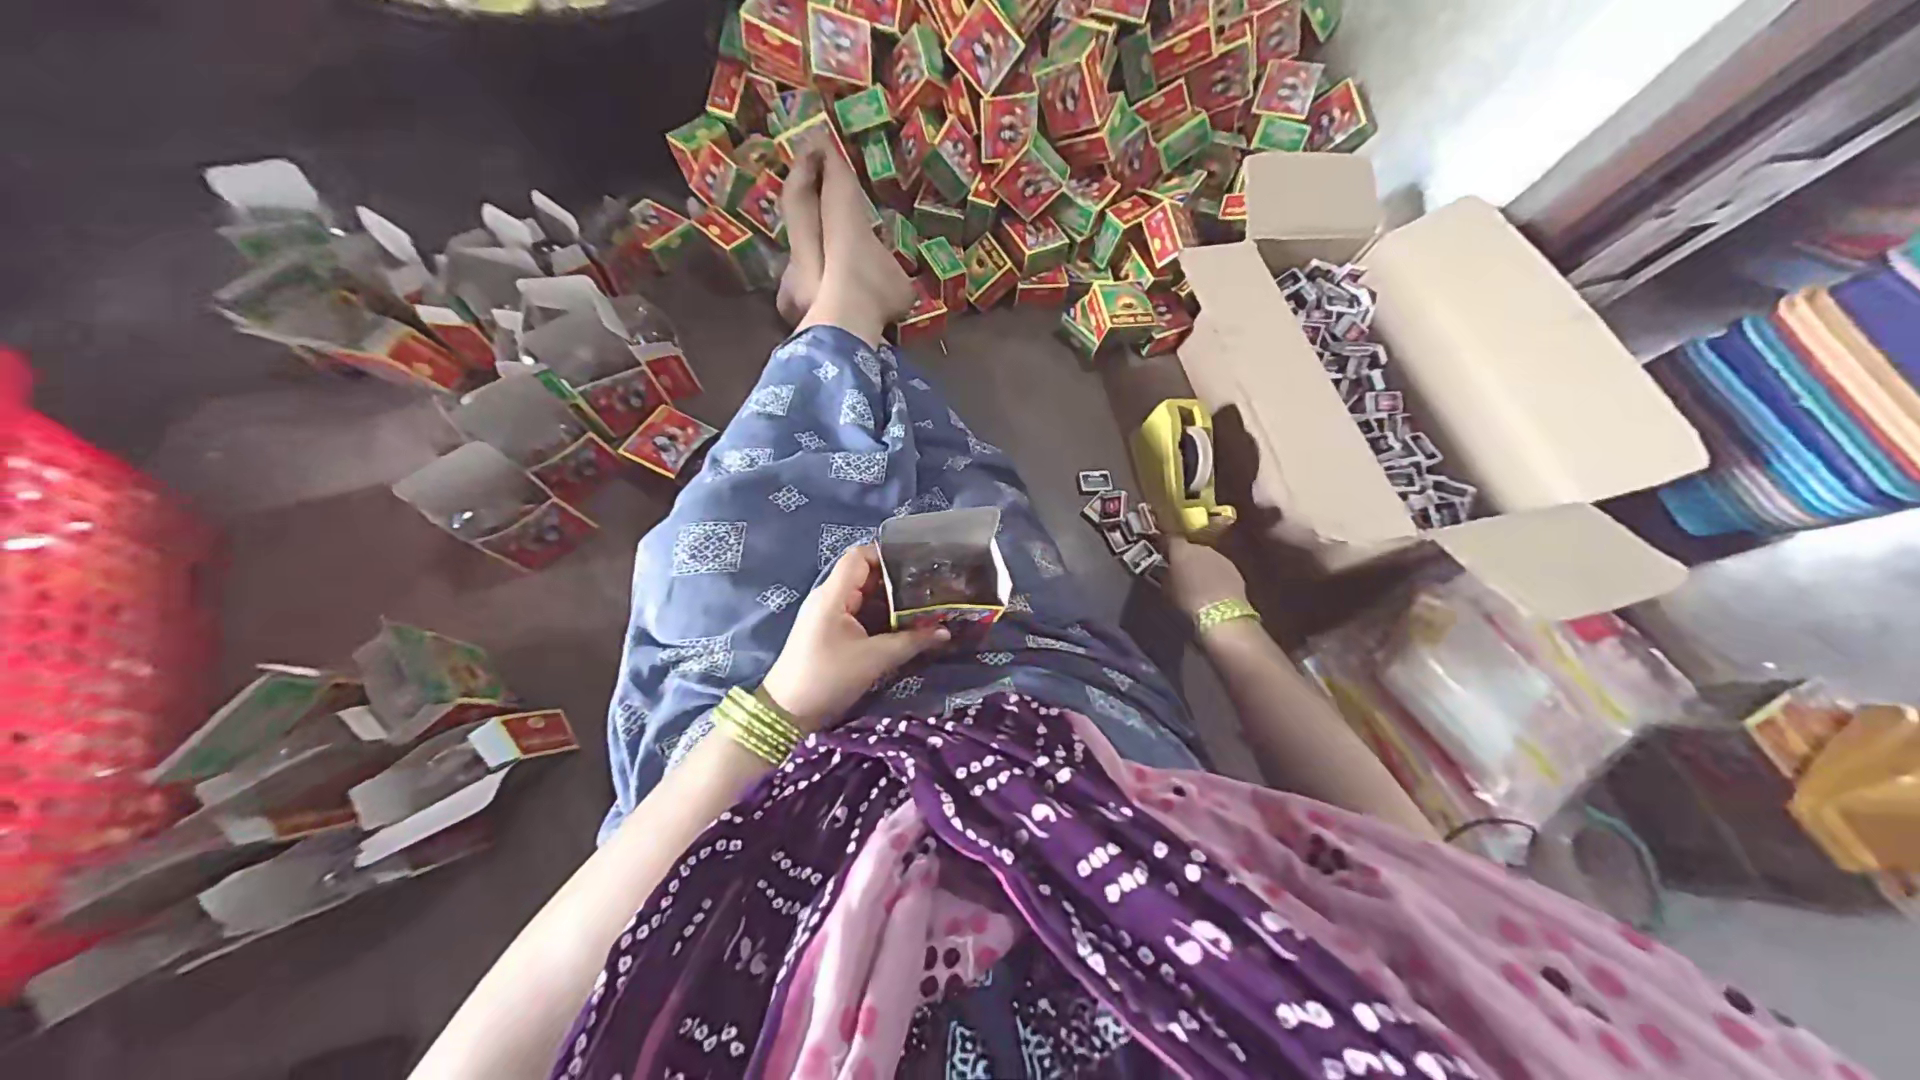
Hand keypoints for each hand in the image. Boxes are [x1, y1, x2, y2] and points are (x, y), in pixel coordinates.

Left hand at [760, 545, 948, 731]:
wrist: (787, 713)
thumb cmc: (828, 678)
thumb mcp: (875, 659)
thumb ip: (912, 641)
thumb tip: (945, 631)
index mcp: (833, 595)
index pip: (859, 556)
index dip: (887, 555)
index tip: (917, 566)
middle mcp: (829, 598)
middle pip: (865, 575)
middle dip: (896, 580)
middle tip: (929, 588)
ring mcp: (827, 614)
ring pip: (863, 595)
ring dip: (890, 601)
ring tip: (923, 605)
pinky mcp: (830, 631)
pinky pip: (858, 613)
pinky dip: (879, 616)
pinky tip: (903, 624)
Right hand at [1161, 535, 1248, 621]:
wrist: (1221, 614)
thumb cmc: (1186, 601)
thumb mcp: (1166, 589)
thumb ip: (1166, 575)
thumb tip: (1167, 570)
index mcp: (1181, 550)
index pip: (1171, 539)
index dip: (1166, 545)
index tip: (1162, 552)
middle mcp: (1201, 548)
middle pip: (1190, 548)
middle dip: (1185, 557)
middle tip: (1180, 571)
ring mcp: (1220, 557)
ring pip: (1206, 557)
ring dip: (1201, 565)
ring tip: (1198, 582)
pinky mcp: (1234, 569)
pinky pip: (1219, 568)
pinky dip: (1215, 574)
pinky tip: (1213, 588)